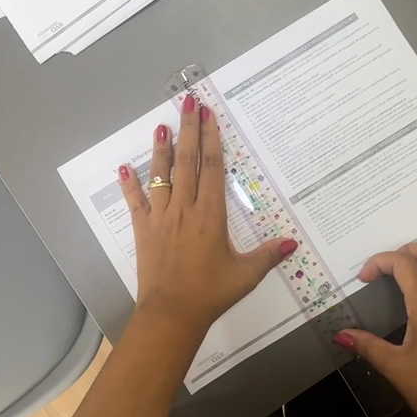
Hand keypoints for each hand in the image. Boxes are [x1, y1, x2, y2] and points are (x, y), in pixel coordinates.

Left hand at [117, 93, 296, 335]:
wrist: (171, 313)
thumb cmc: (211, 293)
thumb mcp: (246, 275)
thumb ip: (268, 255)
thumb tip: (292, 242)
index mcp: (210, 214)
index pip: (212, 167)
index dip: (211, 138)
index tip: (209, 115)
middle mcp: (184, 207)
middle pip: (187, 161)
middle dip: (189, 130)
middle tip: (188, 103)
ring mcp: (161, 216)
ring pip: (161, 175)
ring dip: (161, 149)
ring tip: (161, 125)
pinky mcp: (143, 228)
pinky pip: (135, 201)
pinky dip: (129, 184)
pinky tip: (124, 167)